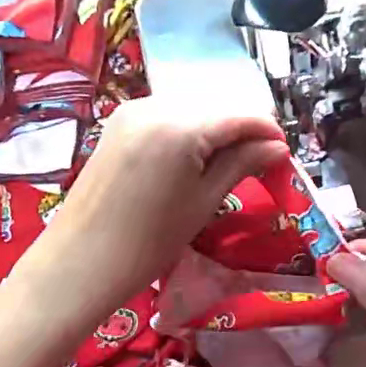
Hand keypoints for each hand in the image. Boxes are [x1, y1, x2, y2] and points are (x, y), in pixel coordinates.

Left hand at [0, 99, 286, 366]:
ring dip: (212, 132)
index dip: (267, 133)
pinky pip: (164, 119)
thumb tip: (275, 147)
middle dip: (239, 132)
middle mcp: (155, 105)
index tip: (284, 155)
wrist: (81, 261)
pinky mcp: (116, 125)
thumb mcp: (203, 202)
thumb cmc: (149, 241)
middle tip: (258, 165)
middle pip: (214, 108)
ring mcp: (130, 112)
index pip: (240, 116)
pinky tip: (191, 162)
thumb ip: (241, 165)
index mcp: (181, 124)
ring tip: (226, 167)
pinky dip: (185, 134)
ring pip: (189, 111)